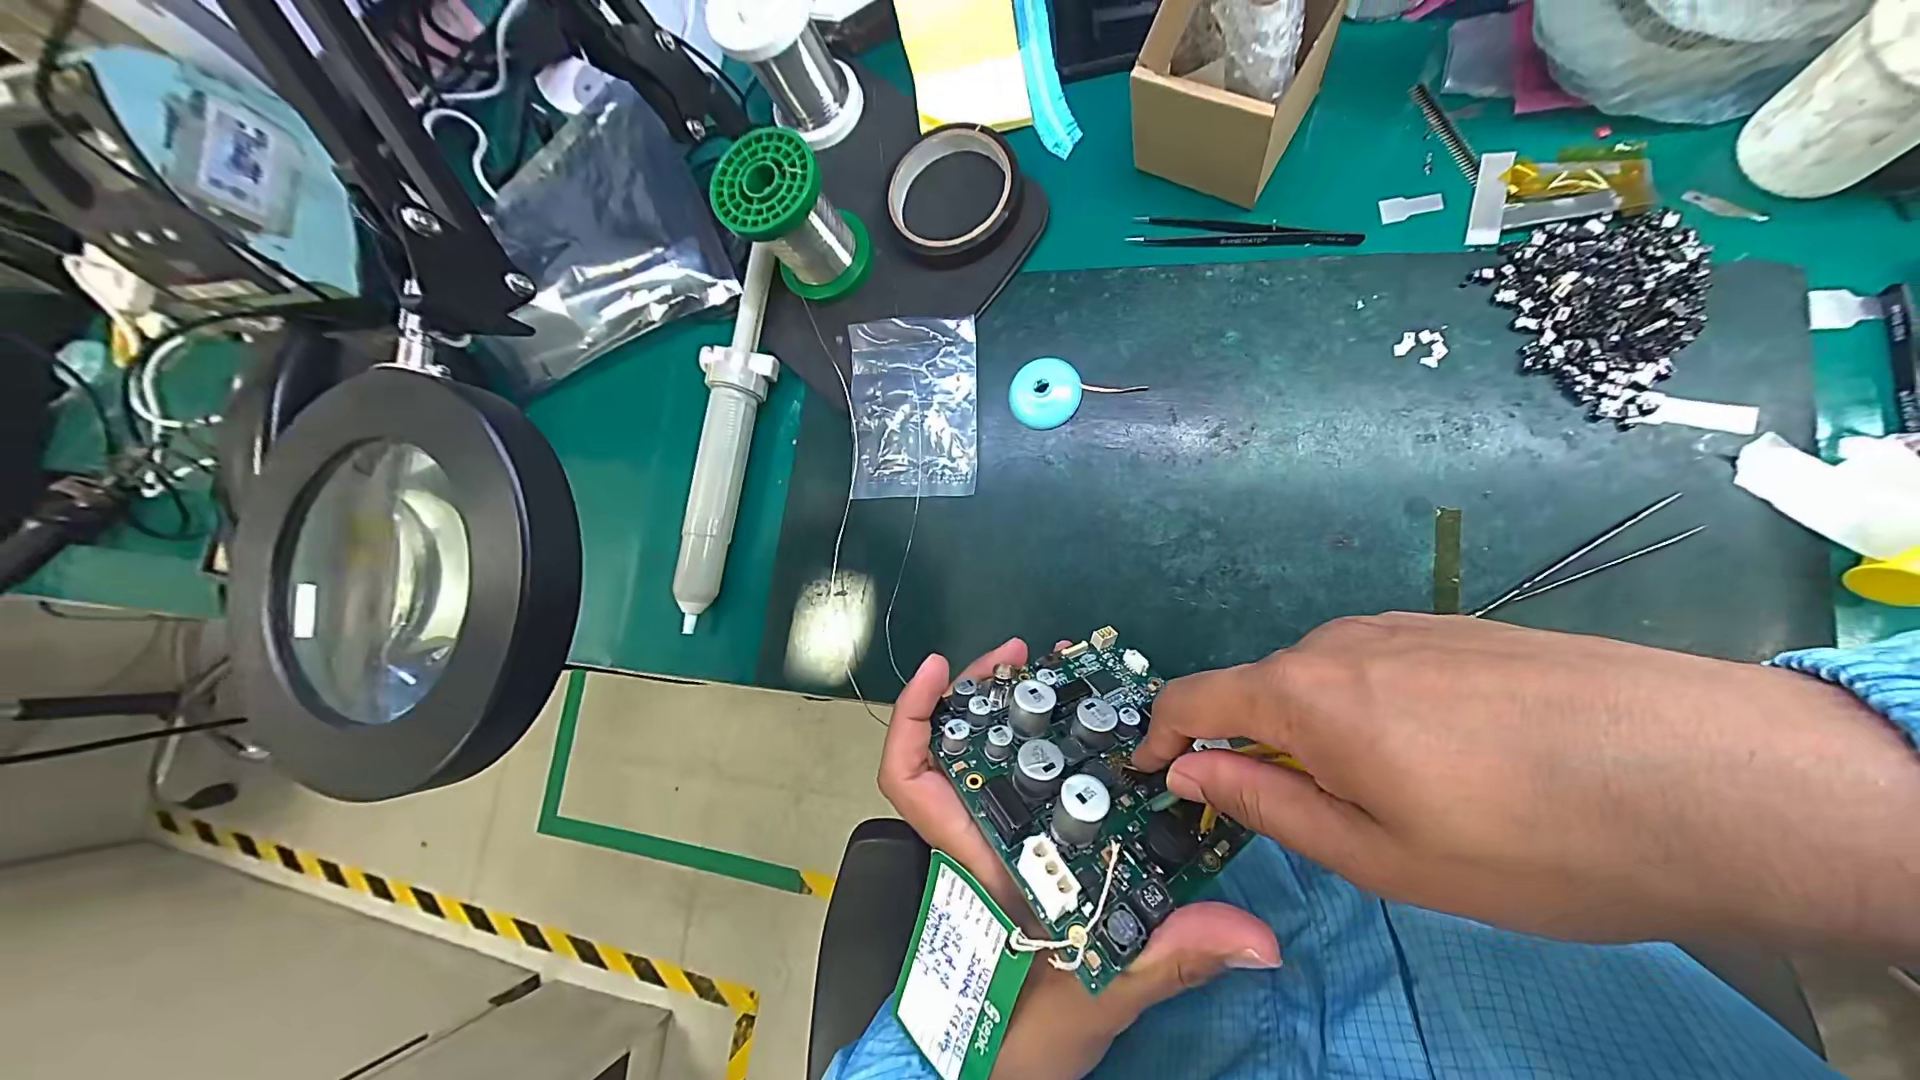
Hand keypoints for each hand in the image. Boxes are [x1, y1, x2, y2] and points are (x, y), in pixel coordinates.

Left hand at [880, 640, 1278, 1079]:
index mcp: (975, 858)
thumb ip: (1162, 958)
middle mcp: (981, 838)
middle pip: (956, 746)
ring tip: (1059, 673)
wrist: (999, 1074)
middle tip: (1031, 655)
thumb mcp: (1093, 997)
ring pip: (994, 758)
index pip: (912, 778)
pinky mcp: (1024, 853)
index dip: (914, 716)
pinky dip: (1045, 749)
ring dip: (1018, 708)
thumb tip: (1256, 935)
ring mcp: (1001, 841)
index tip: (938, 666)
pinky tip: (1081, 730)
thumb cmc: (1022, 1039)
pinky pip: (1026, 786)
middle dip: (986, 690)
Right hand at [1133, 613, 1919, 956]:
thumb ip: (1266, 803)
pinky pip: (1371, 665)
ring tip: (1399, 795)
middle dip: (1257, 748)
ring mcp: (1395, 624)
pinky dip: (1368, 709)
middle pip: (1259, 691)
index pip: (1193, 698)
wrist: (1729, 778)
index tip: (1154, 772)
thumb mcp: (1381, 855)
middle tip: (1312, 816)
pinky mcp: (1449, 625)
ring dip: (1318, 731)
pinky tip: (1449, 753)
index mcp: (1304, 693)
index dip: (1161, 735)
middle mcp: (1334, 640)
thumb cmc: (1534, 843)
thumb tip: (1188, 771)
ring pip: (1319, 680)